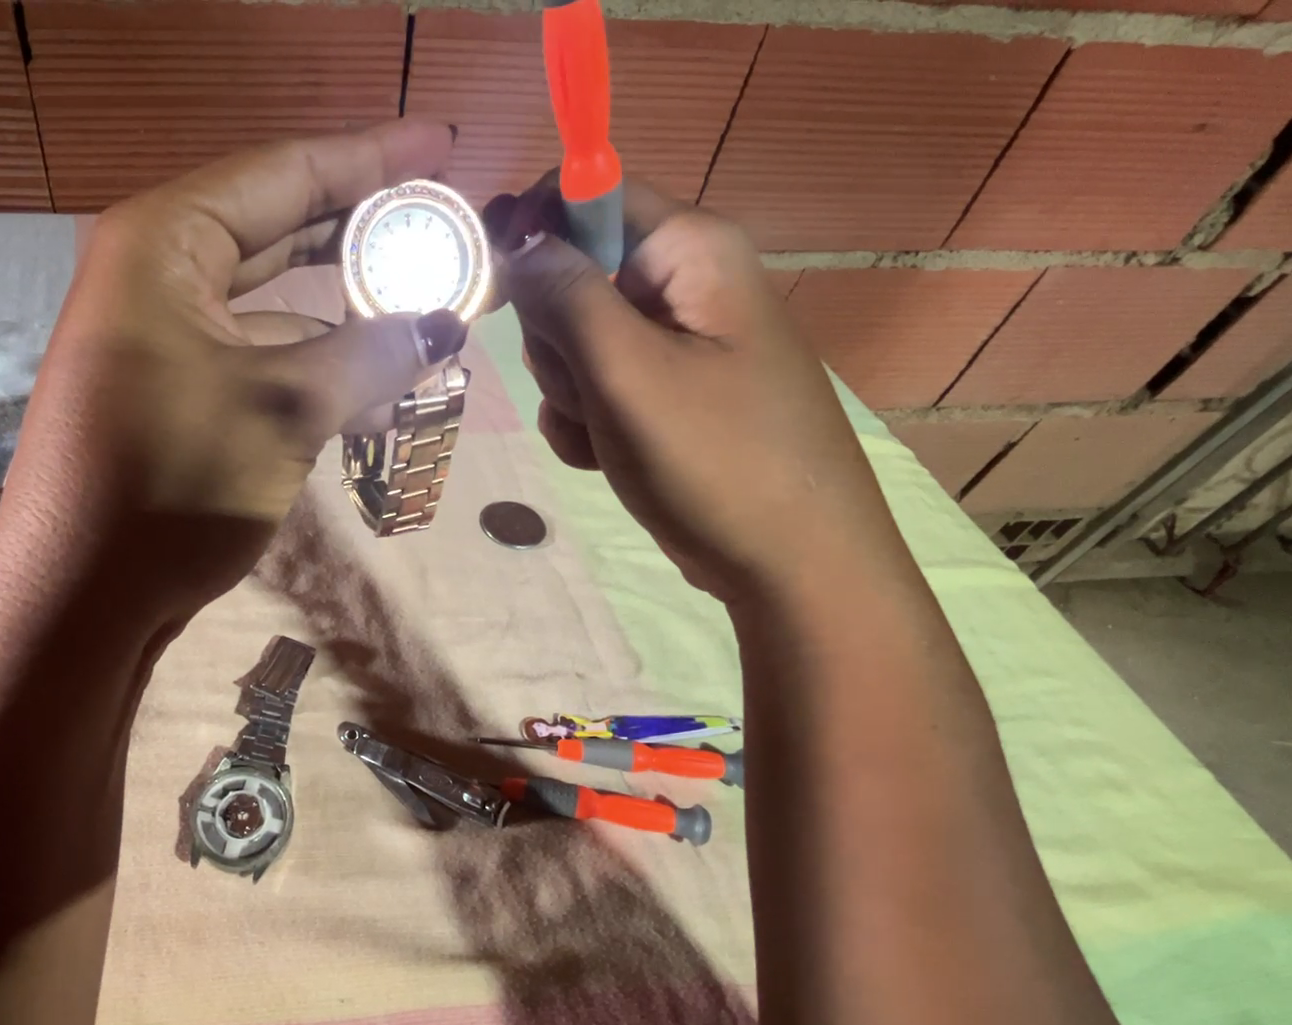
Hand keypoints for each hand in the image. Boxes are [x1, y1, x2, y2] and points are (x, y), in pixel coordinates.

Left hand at [0, 120, 468, 612]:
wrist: (80, 601)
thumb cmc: (171, 483)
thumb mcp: (284, 408)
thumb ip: (370, 353)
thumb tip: (442, 326)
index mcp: (163, 243)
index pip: (283, 173)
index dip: (371, 159)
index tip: (440, 147)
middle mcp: (157, 277)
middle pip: (280, 232)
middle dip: (363, 238)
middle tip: (443, 230)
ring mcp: (163, 340)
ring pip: (277, 309)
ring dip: (350, 326)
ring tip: (431, 338)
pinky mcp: (175, 397)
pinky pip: (261, 361)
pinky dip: (318, 375)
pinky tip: (378, 402)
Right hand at [488, 180, 910, 601]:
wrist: (791, 564)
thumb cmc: (715, 459)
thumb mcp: (626, 372)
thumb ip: (563, 295)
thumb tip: (515, 238)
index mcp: (691, 250)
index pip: (586, 194)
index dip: (532, 232)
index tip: (500, 294)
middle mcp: (686, 282)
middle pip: (572, 275)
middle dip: (557, 340)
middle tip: (589, 388)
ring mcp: (677, 342)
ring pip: (575, 341)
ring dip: (570, 392)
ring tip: (608, 435)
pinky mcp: (668, 392)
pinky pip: (596, 387)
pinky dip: (588, 423)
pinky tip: (610, 457)